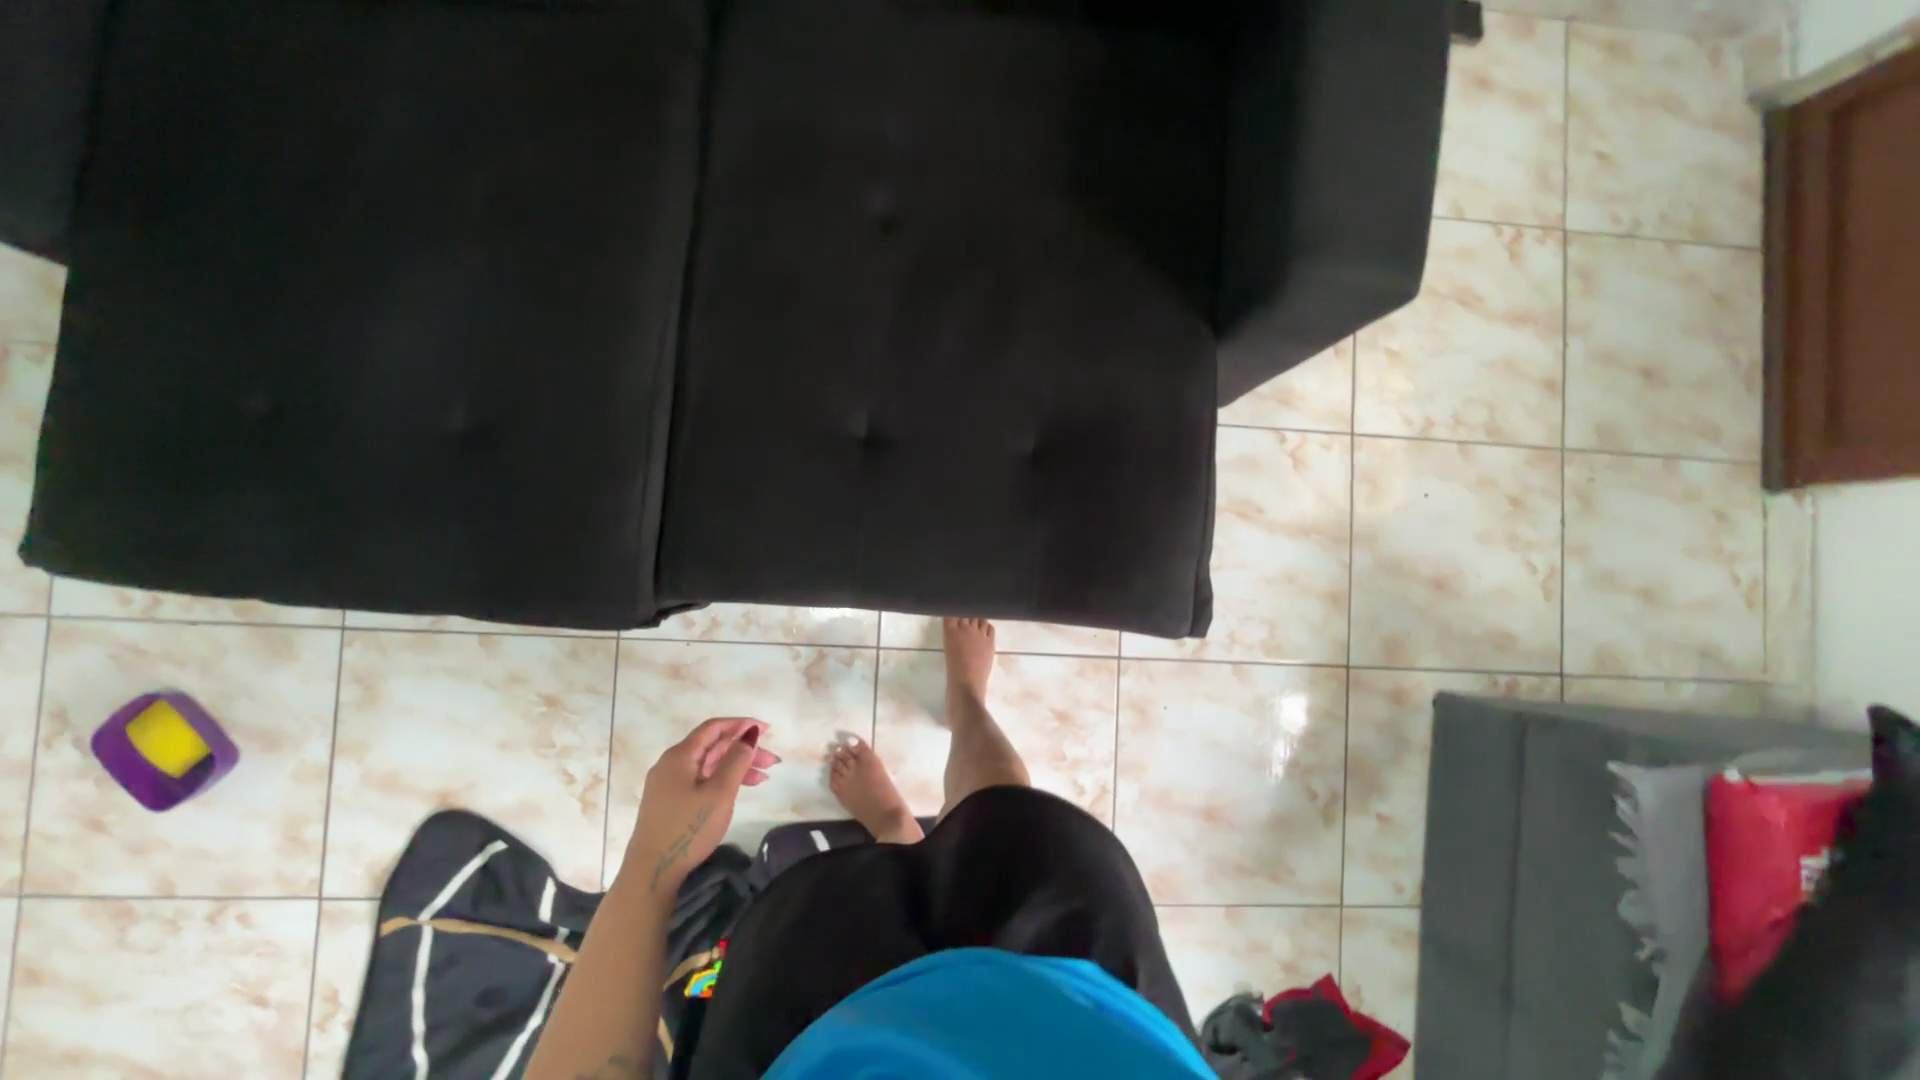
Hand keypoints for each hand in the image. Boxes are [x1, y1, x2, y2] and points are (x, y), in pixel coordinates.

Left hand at [624, 717, 779, 895]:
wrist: (652, 871)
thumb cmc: (688, 828)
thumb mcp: (719, 793)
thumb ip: (736, 760)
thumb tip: (749, 734)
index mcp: (680, 756)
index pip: (713, 728)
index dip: (741, 725)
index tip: (767, 730)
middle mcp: (671, 764)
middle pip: (712, 746)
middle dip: (743, 749)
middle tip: (772, 761)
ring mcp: (668, 784)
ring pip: (708, 764)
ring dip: (736, 766)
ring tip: (763, 778)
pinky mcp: (670, 801)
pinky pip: (701, 779)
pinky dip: (722, 780)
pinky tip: (739, 790)